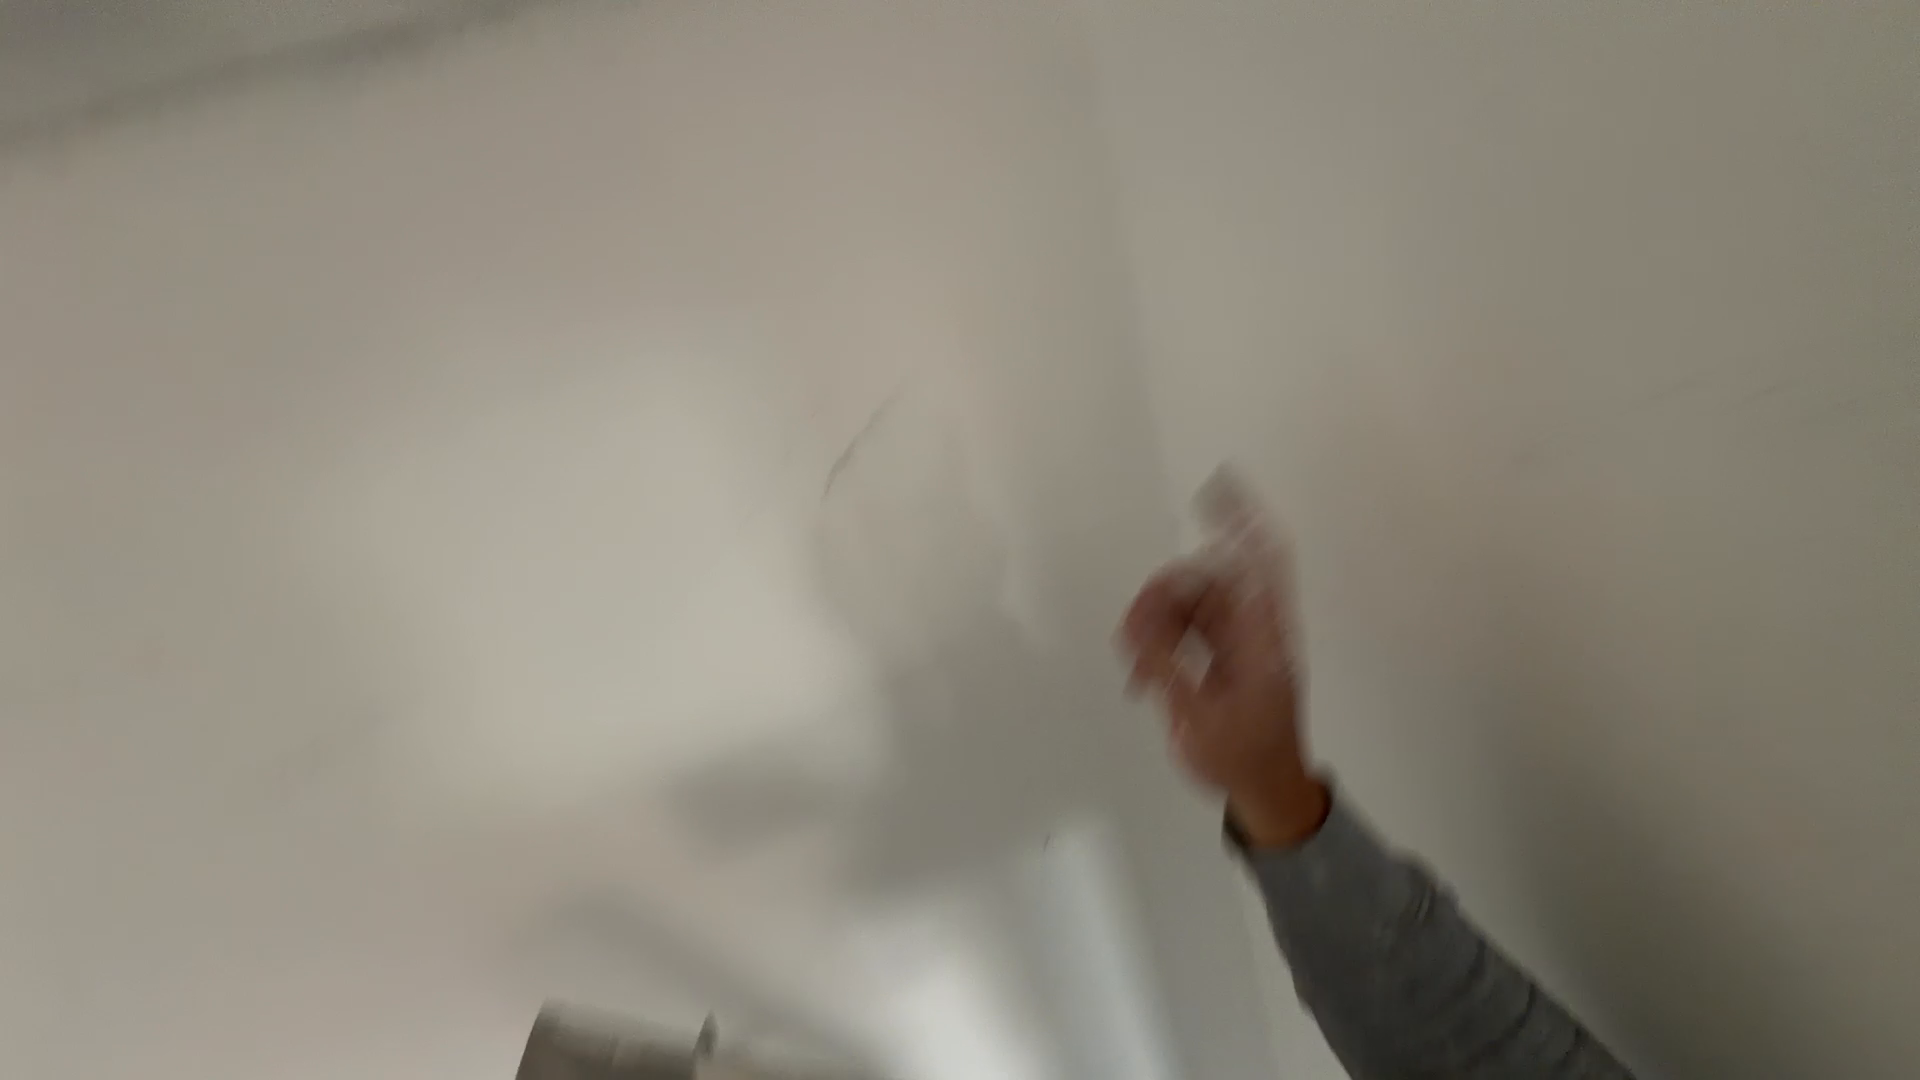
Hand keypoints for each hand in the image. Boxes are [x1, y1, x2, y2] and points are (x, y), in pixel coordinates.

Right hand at [1117, 479, 1327, 848]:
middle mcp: (1251, 628)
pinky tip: (1140, 674)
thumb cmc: (1242, 757)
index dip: (1241, 521)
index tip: (1217, 487)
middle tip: (1130, 632)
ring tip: (1133, 665)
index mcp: (1262, 636)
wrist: (1266, 792)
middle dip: (1161, 596)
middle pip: (1205, 583)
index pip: (1260, 563)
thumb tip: (1137, 626)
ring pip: (1187, 605)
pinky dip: (1156, 644)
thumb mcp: (1199, 716)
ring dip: (1153, 623)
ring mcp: (1235, 642)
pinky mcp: (1220, 657)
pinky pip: (1181, 630)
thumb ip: (1167, 666)